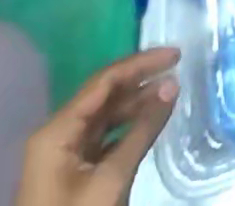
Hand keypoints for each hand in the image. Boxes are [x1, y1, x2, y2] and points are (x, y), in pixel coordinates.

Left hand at [15, 48, 180, 205]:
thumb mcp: (112, 178)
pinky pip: (104, 135)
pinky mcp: (72, 172)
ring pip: (105, 114)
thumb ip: (143, 129)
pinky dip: (128, 124)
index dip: (141, 63)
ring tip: (170, 93)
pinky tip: (151, 121)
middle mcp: (57, 134)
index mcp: (57, 130)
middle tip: (177, 68)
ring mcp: (63, 154)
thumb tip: (172, 85)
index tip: (176, 55)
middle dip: (141, 79)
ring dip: (137, 102)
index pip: (104, 80)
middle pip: (104, 94)